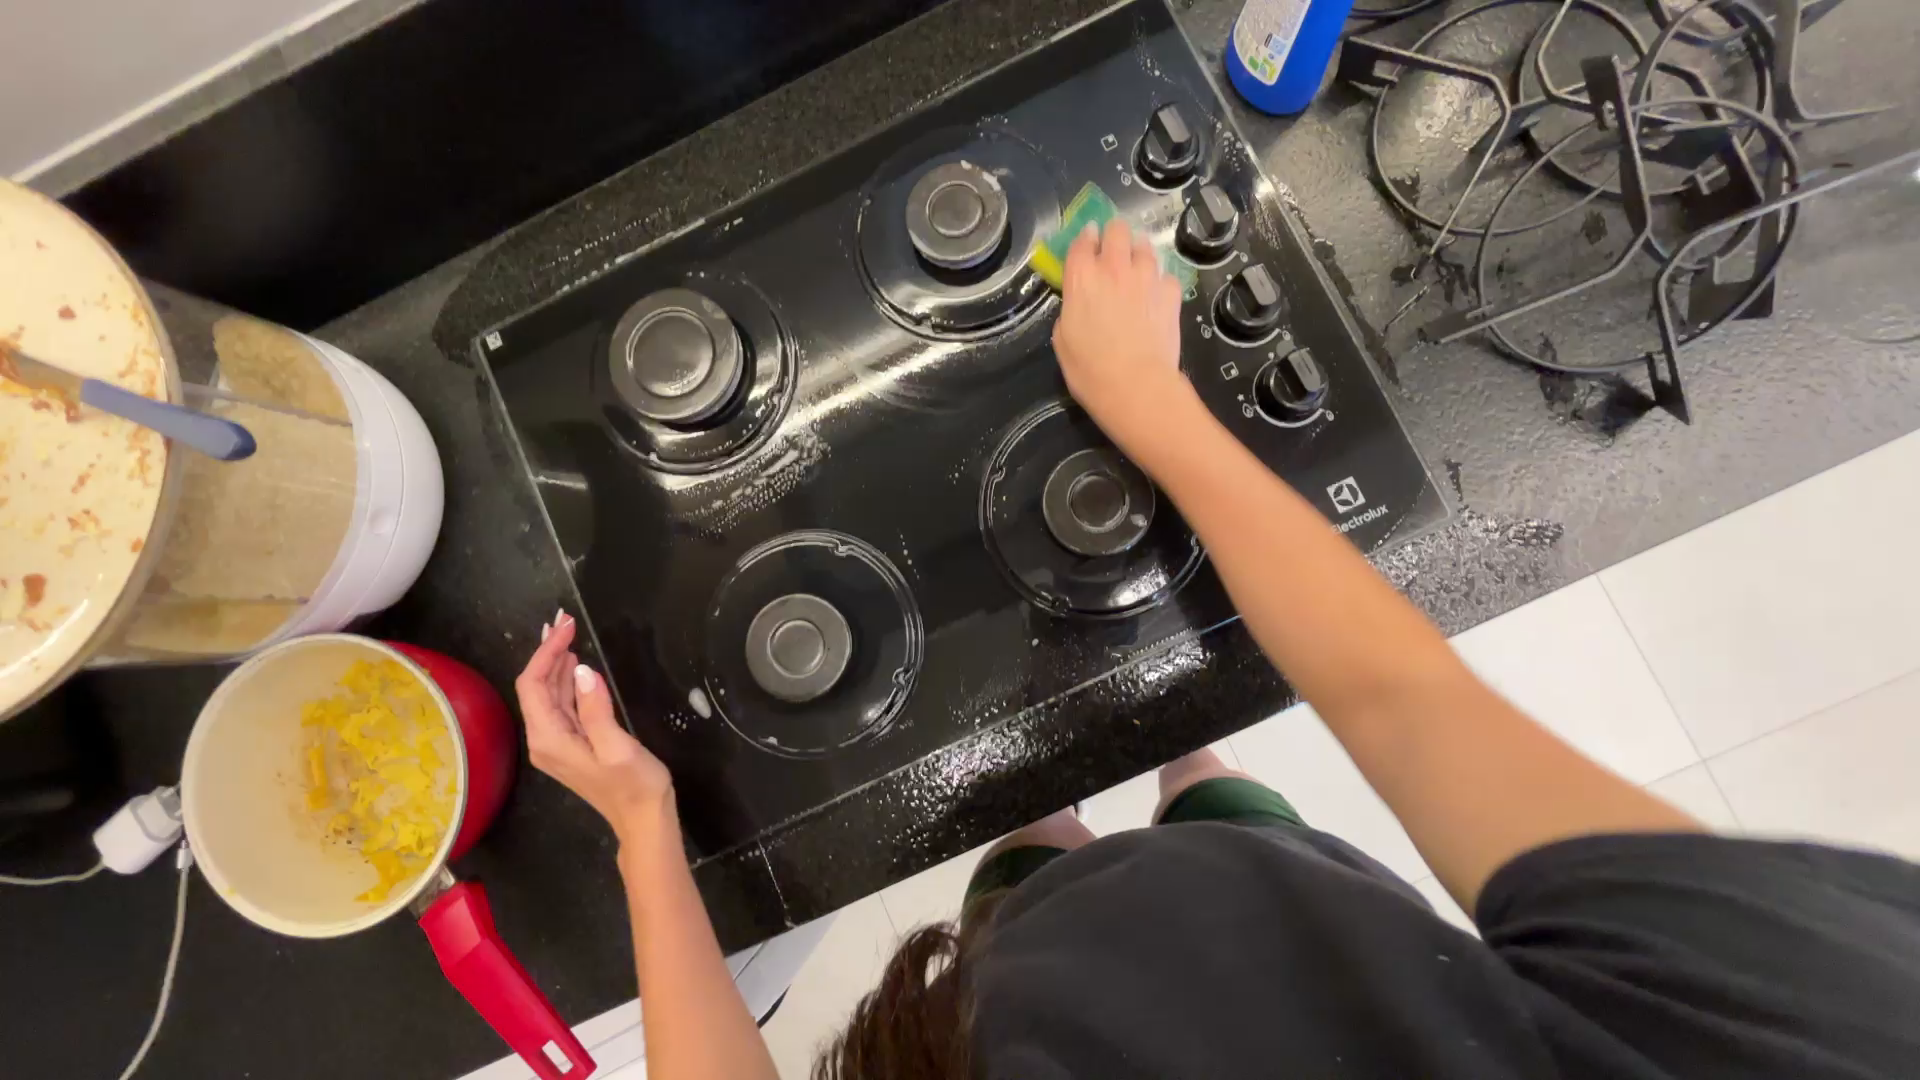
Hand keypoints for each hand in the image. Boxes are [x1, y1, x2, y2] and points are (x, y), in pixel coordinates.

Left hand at [515, 612, 673, 843]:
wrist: (643, 819)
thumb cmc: (634, 785)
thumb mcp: (617, 746)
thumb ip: (595, 708)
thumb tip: (581, 671)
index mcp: (550, 739)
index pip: (534, 685)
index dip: (547, 652)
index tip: (568, 626)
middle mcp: (545, 739)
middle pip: (536, 687)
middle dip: (548, 651)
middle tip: (566, 619)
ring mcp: (558, 743)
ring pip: (548, 695)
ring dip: (556, 663)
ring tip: (568, 633)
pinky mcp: (572, 744)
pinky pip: (561, 705)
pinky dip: (566, 681)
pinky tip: (575, 667)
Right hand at [1052, 218, 1195, 457]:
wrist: (1135, 386)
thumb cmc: (1089, 370)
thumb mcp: (1062, 340)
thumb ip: (1071, 310)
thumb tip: (1080, 303)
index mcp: (1081, 278)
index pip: (1082, 240)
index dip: (1085, 239)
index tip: (1087, 243)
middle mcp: (1115, 267)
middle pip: (1117, 230)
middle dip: (1113, 237)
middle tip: (1112, 254)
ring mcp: (1147, 276)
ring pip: (1145, 245)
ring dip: (1137, 253)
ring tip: (1136, 271)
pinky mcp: (1171, 291)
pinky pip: (1165, 275)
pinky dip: (1159, 282)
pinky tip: (1155, 297)